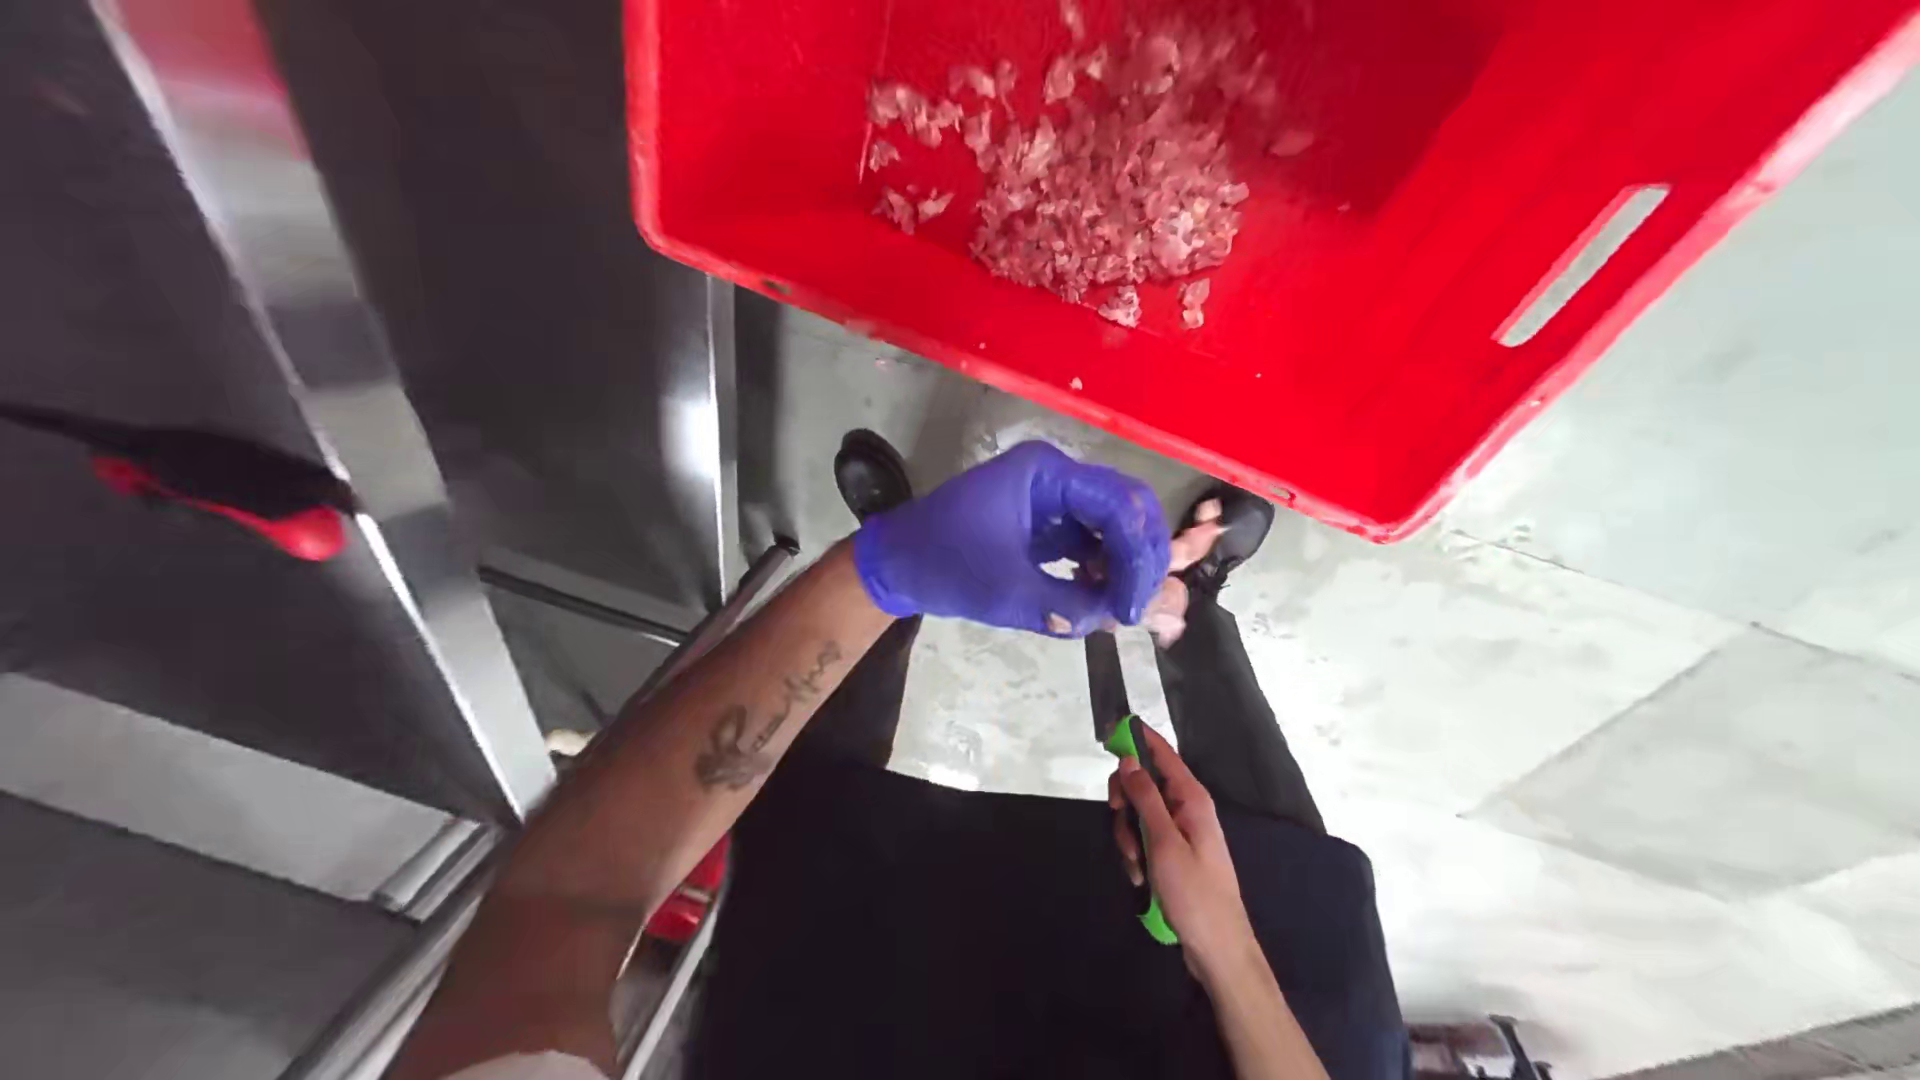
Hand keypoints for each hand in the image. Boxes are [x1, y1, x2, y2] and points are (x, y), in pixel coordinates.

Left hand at [852, 441, 1169, 635]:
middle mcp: (1056, 476)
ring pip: (1114, 524)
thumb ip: (1068, 607)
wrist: (898, 564)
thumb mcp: (1006, 593)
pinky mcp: (1047, 521)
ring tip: (1121, 607)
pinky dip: (1103, 567)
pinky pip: (1092, 539)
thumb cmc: (943, 566)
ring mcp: (1053, 496)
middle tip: (1136, 606)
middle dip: (1141, 558)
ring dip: (1125, 564)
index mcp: (1045, 473)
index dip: (1136, 557)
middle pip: (1126, 507)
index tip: (1129, 609)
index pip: (1119, 504)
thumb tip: (1115, 619)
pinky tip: (1100, 597)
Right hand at [1109, 724, 1259, 979]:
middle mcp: (1186, 807)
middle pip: (1143, 783)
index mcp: (1191, 798)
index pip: (1162, 753)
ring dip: (1128, 836)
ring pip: (1138, 813)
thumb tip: (1127, 759)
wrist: (1217, 949)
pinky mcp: (1172, 852)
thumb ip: (1144, 797)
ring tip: (1136, 865)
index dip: (1137, 738)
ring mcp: (1179, 831)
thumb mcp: (1163, 841)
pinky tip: (1140, 876)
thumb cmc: (1194, 892)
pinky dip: (1136, 853)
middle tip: (1117, 817)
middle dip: (1125, 802)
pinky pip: (1143, 837)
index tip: (1110, 731)